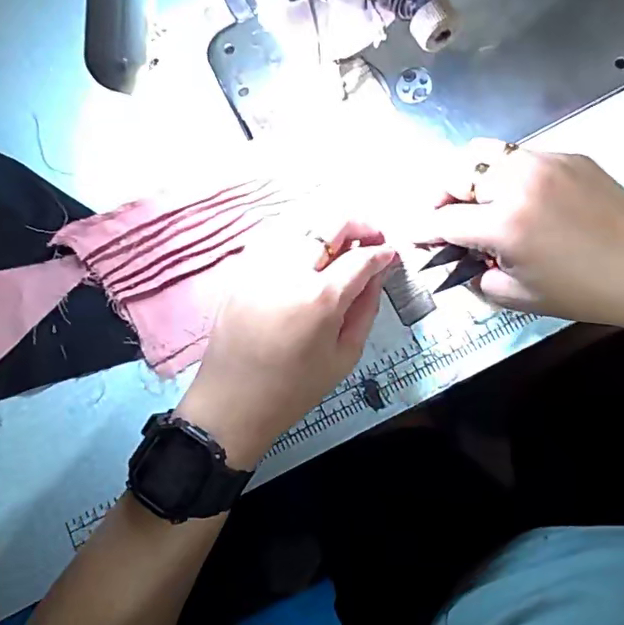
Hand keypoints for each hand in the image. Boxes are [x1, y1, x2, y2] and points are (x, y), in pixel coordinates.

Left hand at [172, 218, 396, 468]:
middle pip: (329, 222)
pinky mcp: (240, 270)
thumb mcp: (345, 355)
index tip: (391, 255)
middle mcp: (289, 271)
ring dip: (327, 223)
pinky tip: (309, 248)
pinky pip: (274, 236)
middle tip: (372, 237)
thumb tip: (377, 275)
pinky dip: (297, 232)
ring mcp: (260, 266)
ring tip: (342, 239)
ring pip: (299, 220)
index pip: (360, 257)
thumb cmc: (295, 389)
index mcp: (320, 298)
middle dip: (358, 225)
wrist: (232, 404)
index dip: (382, 253)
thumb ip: (365, 308)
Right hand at [414, 142, 623, 344]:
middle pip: (455, 171)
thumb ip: (478, 276)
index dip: (425, 229)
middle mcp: (519, 182)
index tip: (418, 234)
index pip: (445, 218)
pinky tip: (522, 198)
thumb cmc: (586, 293)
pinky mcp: (569, 155)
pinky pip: (521, 156)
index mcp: (505, 224)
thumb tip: (460, 258)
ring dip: (471, 177)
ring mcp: (546, 162)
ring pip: (486, 152)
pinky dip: (507, 173)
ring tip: (479, 202)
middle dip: (441, 194)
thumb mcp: (521, 298)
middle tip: (446, 217)